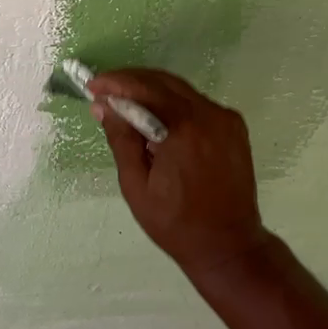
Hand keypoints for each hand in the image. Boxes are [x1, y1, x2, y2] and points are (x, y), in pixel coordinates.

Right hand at [90, 67, 270, 272]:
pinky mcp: (234, 127)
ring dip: (152, 92)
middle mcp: (209, 114)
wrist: (228, 246)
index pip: (145, 88)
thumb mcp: (136, 185)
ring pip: (181, 90)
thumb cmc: (176, 223)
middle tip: (105, 92)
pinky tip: (157, 121)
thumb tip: (104, 105)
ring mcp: (225, 118)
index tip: (93, 86)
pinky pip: (197, 104)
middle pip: (164, 82)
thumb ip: (121, 140)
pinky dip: (173, 105)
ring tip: (126, 106)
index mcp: (184, 128)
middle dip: (132, 82)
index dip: (116, 83)